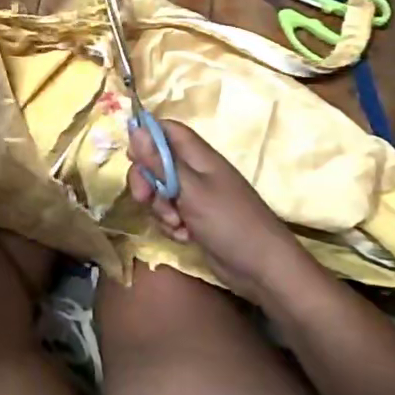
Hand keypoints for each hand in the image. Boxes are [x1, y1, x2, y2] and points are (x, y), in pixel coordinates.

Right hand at [126, 120, 319, 305]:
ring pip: (160, 192)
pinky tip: (185, 237)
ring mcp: (196, 196)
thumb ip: (161, 162)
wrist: (262, 267)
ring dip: (160, 209)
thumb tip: (135, 127)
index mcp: (199, 155)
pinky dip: (172, 225)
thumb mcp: (190, 190)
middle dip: (146, 181)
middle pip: (157, 162)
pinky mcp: (196, 219)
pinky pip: (171, 214)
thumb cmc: (229, 222)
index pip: (166, 130)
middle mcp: (196, 171)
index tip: (132, 157)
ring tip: (177, 225)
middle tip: (144, 200)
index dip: (146, 138)